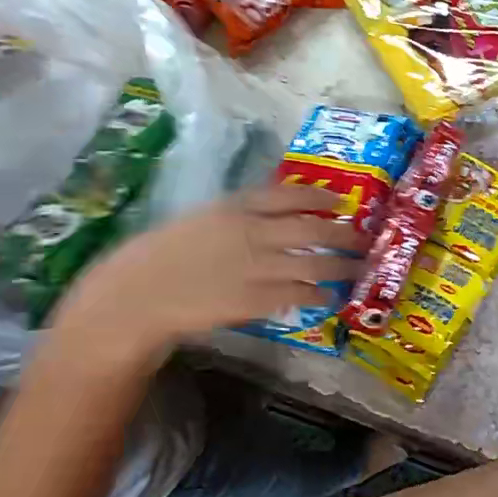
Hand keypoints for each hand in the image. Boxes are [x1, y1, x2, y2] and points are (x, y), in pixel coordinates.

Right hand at [47, 183, 371, 371]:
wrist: (132, 297)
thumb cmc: (160, 254)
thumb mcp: (200, 219)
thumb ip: (240, 214)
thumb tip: (281, 211)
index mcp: (235, 208)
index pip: (290, 195)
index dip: (321, 197)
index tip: (341, 201)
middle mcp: (252, 233)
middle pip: (314, 231)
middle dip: (345, 236)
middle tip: (364, 240)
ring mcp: (256, 268)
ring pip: (314, 265)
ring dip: (342, 268)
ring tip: (358, 271)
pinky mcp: (254, 301)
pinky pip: (297, 295)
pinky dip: (317, 296)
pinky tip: (329, 298)